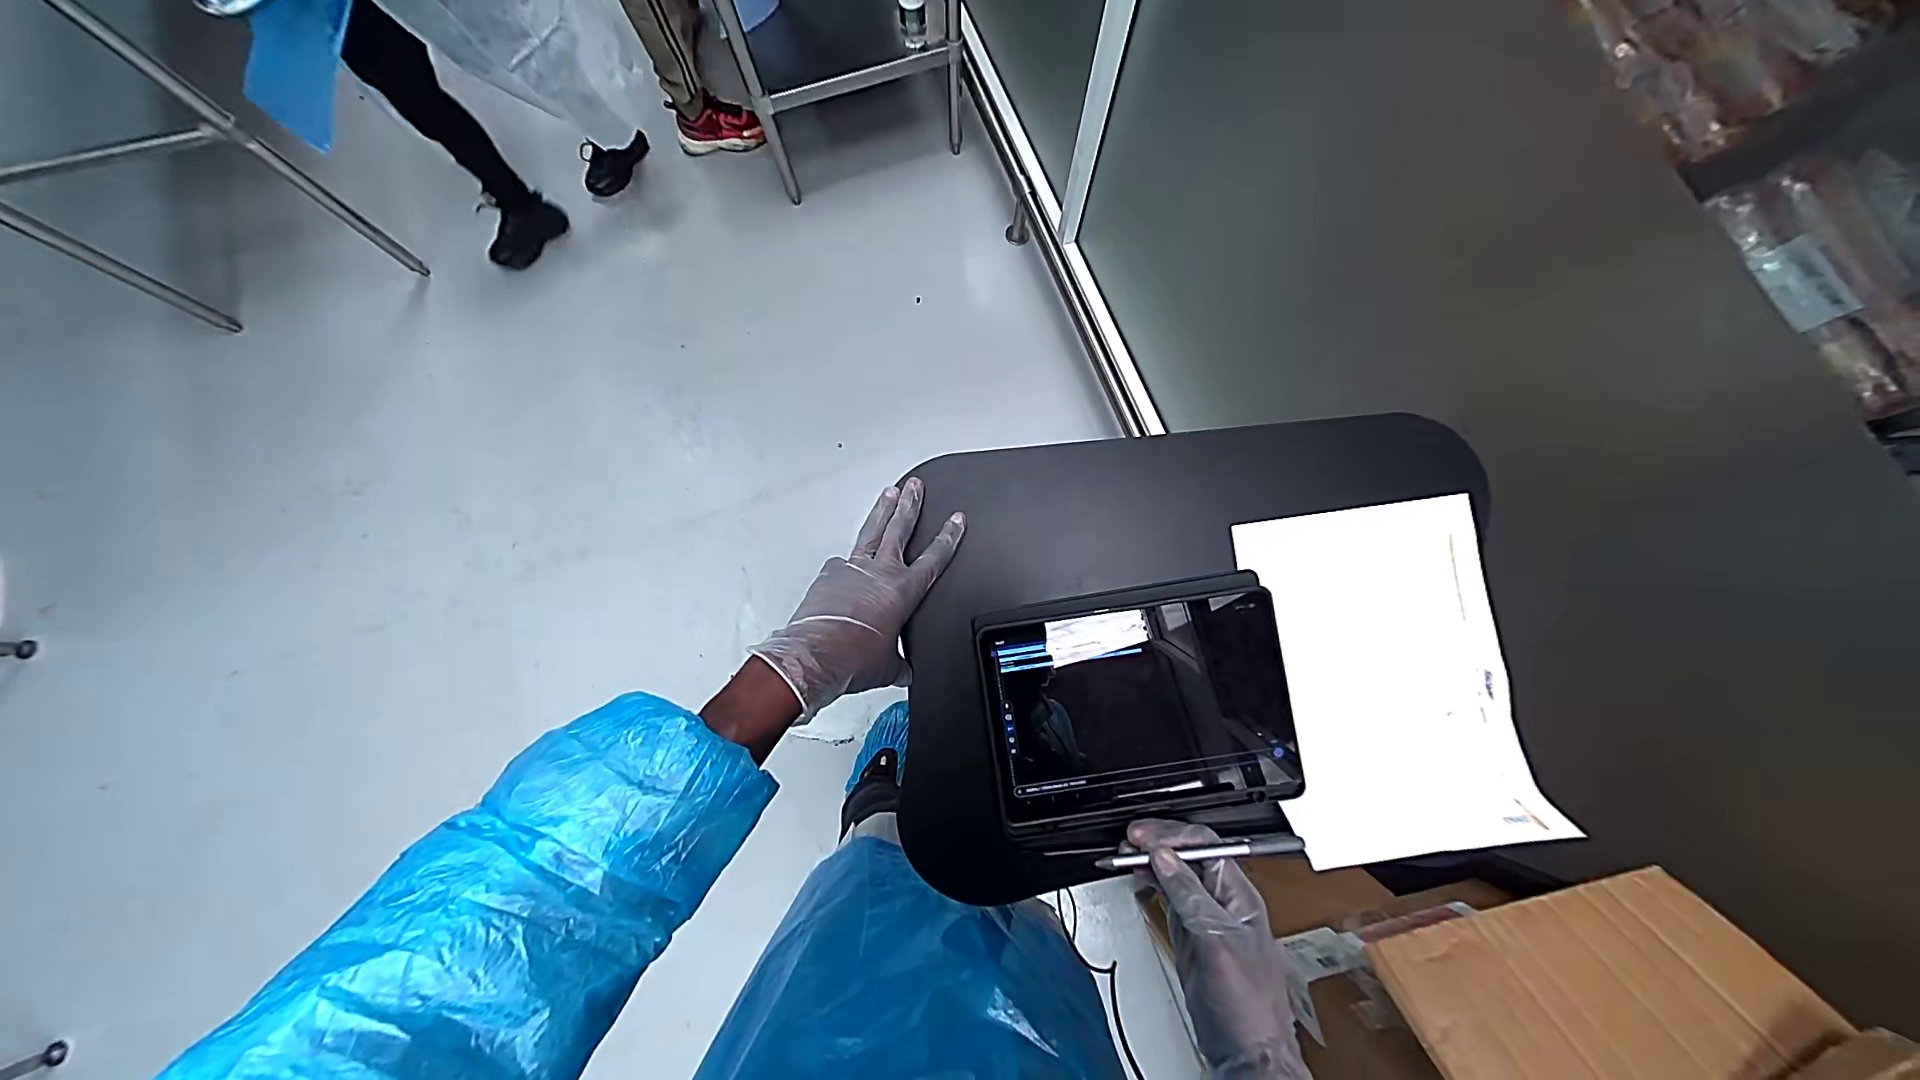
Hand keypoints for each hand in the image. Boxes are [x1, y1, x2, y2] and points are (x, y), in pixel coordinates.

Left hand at [749, 478, 964, 720]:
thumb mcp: (887, 666)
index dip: (948, 536)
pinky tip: (846, 560)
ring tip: (889, 493)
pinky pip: (841, 562)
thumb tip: (903, 670)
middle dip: (910, 506)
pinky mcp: (828, 575)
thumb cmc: (852, 660)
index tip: (955, 520)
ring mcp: (852, 569)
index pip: (935, 557)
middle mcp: (880, 572)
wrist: (813, 658)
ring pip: (872, 532)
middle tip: (915, 487)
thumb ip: (899, 663)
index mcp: (903, 590)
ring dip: (881, 511)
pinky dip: (846, 560)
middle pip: (900, 529)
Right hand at [1128, 819, 1308, 1079]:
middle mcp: (1221, 900)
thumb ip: (1189, 896)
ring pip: (1174, 872)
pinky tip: (1138, 874)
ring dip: (1150, 858)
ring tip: (1127, 852)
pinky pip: (1167, 894)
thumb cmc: (1249, 1007)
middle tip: (1130, 840)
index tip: (1143, 837)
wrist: (1247, 1056)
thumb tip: (1164, 857)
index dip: (1172, 836)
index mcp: (1239, 895)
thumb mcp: (1217, 941)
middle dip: (1158, 841)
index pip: (1204, 846)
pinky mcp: (1189, 932)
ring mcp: (1204, 916)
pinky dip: (1150, 881)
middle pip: (1188, 854)